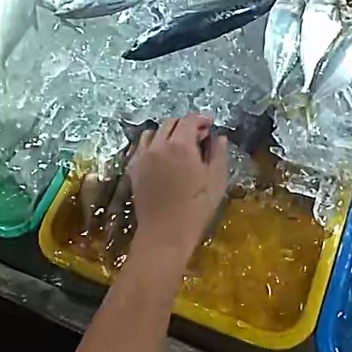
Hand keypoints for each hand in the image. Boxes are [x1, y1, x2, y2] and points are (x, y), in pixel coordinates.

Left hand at [126, 116, 227, 258]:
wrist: (165, 232)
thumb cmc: (196, 208)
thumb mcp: (216, 180)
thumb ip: (218, 153)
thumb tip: (218, 137)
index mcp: (180, 145)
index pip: (190, 120)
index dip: (202, 119)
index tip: (210, 124)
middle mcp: (158, 145)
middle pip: (170, 123)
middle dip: (186, 124)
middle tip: (198, 136)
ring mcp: (142, 156)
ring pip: (153, 132)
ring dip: (167, 132)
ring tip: (179, 145)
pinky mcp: (133, 168)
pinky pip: (141, 146)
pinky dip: (153, 143)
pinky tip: (162, 155)